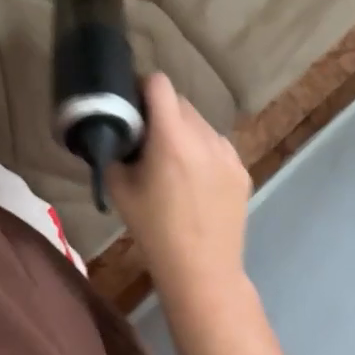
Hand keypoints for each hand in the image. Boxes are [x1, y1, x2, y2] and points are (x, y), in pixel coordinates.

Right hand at [107, 73, 252, 300]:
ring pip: (199, 123)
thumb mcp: (119, 189)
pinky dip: (202, 152)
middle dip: (161, 112)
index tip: (132, 106)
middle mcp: (204, 136)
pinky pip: (216, 145)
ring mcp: (227, 152)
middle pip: (179, 102)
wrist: (202, 271)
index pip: (159, 83)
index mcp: (171, 137)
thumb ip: (114, 152)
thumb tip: (113, 133)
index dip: (142, 88)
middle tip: (147, 138)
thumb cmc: (154, 230)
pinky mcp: (241, 169)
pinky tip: (195, 181)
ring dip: (183, 131)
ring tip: (172, 163)